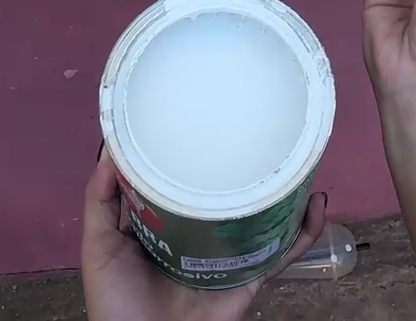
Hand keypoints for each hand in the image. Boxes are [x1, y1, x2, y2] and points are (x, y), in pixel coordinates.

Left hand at [82, 147, 327, 320]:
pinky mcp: (249, 277)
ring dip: (284, 189)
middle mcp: (202, 233)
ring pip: (262, 214)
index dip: (199, 149)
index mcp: (168, 223)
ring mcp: (228, 254)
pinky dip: (302, 231)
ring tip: (300, 158)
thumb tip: (110, 146)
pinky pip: (281, 252)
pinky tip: (315, 203)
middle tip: (263, 129)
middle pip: (230, 191)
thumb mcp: (100, 247)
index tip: (210, 114)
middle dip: (248, 163)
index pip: (187, 177)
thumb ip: (100, 200)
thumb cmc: (118, 303)